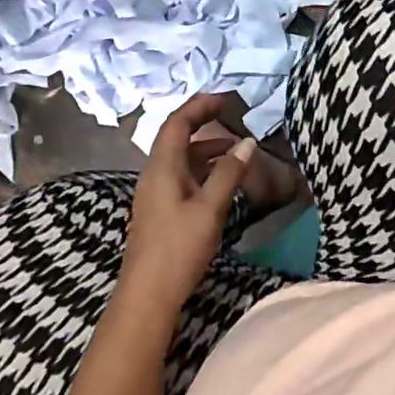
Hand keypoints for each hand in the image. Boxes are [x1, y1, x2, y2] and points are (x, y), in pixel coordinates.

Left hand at [119, 95, 254, 311]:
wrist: (147, 295)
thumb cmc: (178, 247)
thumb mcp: (209, 208)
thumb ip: (228, 173)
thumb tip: (247, 142)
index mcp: (162, 166)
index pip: (177, 122)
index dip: (199, 106)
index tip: (225, 99)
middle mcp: (154, 173)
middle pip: (176, 136)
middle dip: (203, 123)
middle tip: (232, 116)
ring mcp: (155, 192)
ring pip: (180, 158)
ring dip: (205, 148)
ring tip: (236, 149)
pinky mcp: (160, 209)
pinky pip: (181, 176)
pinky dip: (201, 169)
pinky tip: (221, 179)